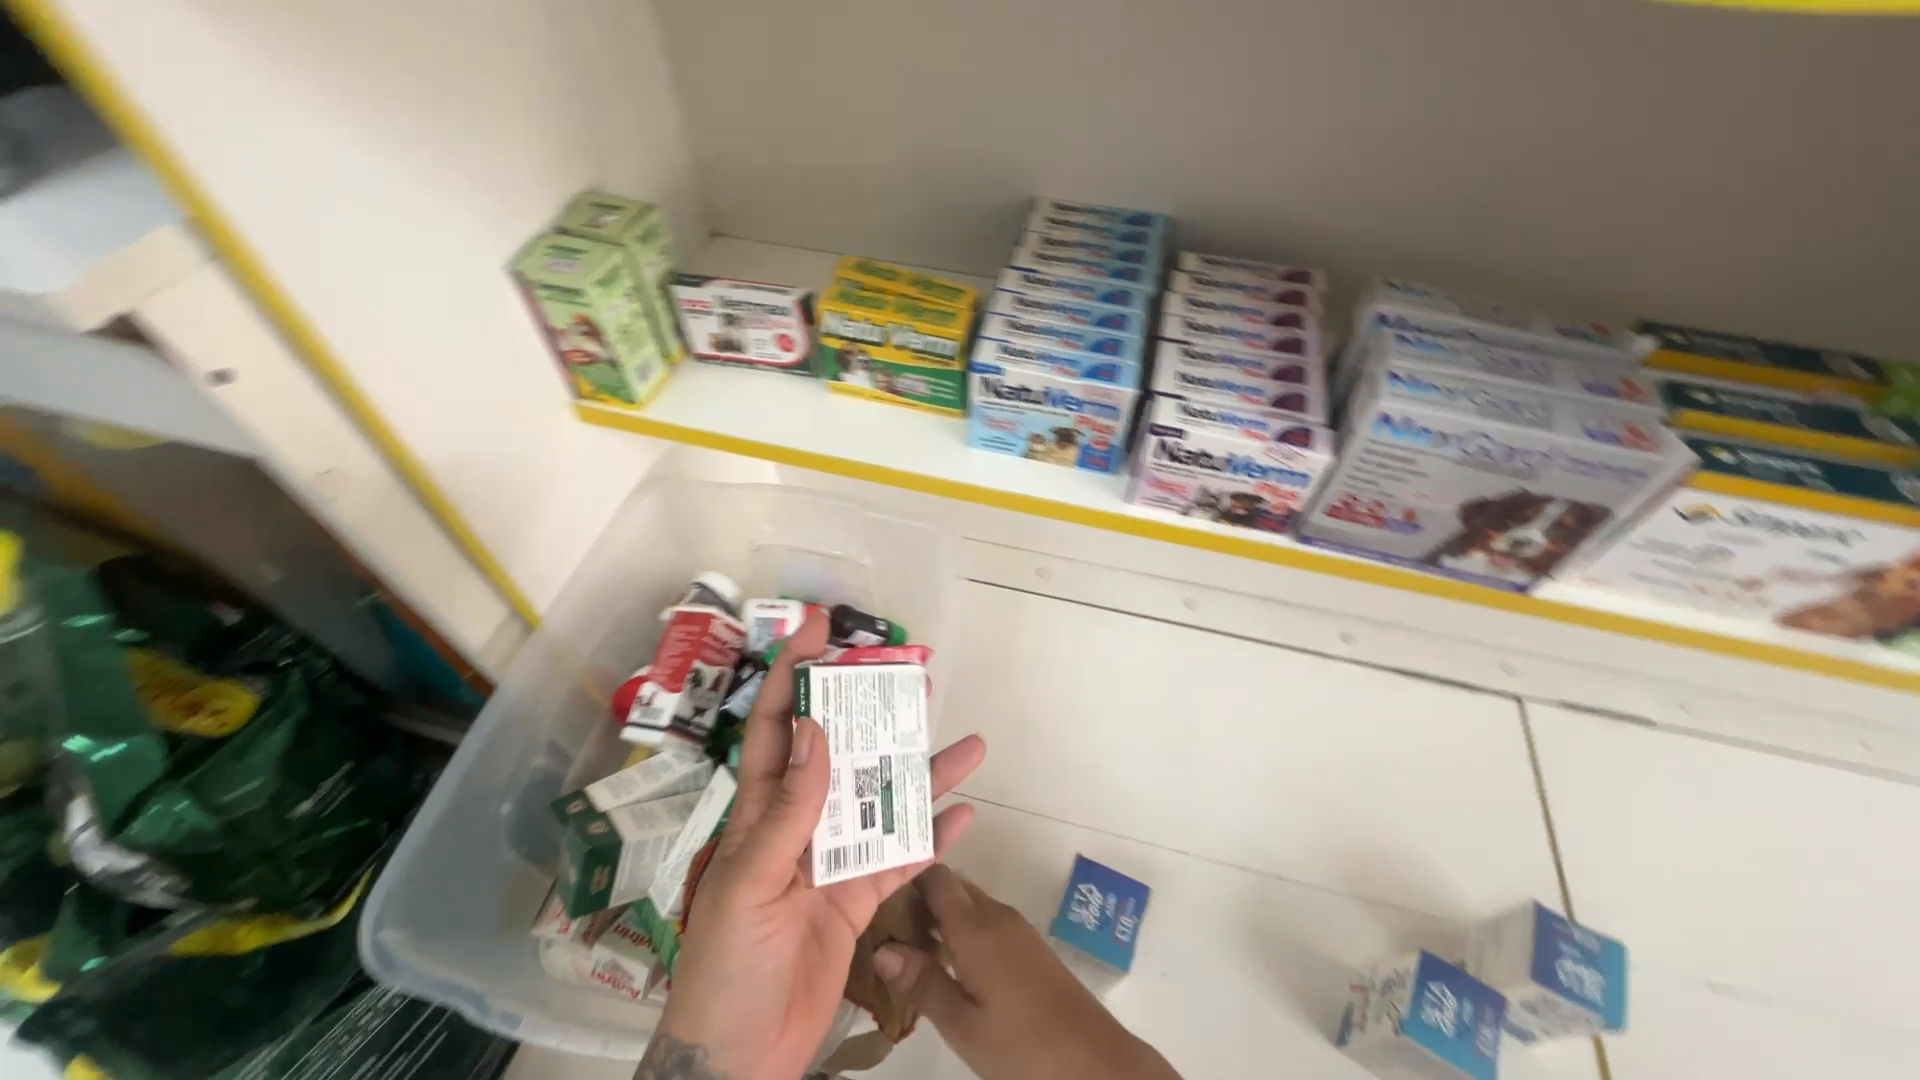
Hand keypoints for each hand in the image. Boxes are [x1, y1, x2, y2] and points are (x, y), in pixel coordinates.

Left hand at [644, 612, 986, 1079]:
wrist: (745, 1051)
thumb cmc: (728, 964)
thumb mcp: (749, 884)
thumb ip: (788, 811)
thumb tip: (818, 731)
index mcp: (763, 810)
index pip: (778, 727)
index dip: (794, 674)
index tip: (818, 628)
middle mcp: (802, 823)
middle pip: (844, 753)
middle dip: (874, 713)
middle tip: (913, 676)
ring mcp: (835, 859)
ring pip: (885, 802)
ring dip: (923, 773)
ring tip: (968, 743)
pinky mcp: (862, 897)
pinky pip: (904, 858)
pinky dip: (934, 837)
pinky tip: (966, 815)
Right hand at [872, 866, 1180, 1079]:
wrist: (1093, 1059)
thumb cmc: (1021, 1043)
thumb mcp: (963, 1023)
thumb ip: (923, 982)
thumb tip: (882, 948)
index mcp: (976, 927)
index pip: (937, 878)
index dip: (907, 876)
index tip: (876, 890)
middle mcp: (996, 916)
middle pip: (953, 887)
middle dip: (920, 897)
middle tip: (884, 923)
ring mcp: (1017, 929)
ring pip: (970, 904)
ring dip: (942, 915)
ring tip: (907, 943)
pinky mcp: (1029, 946)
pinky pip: (987, 921)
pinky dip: (963, 930)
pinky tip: (947, 961)